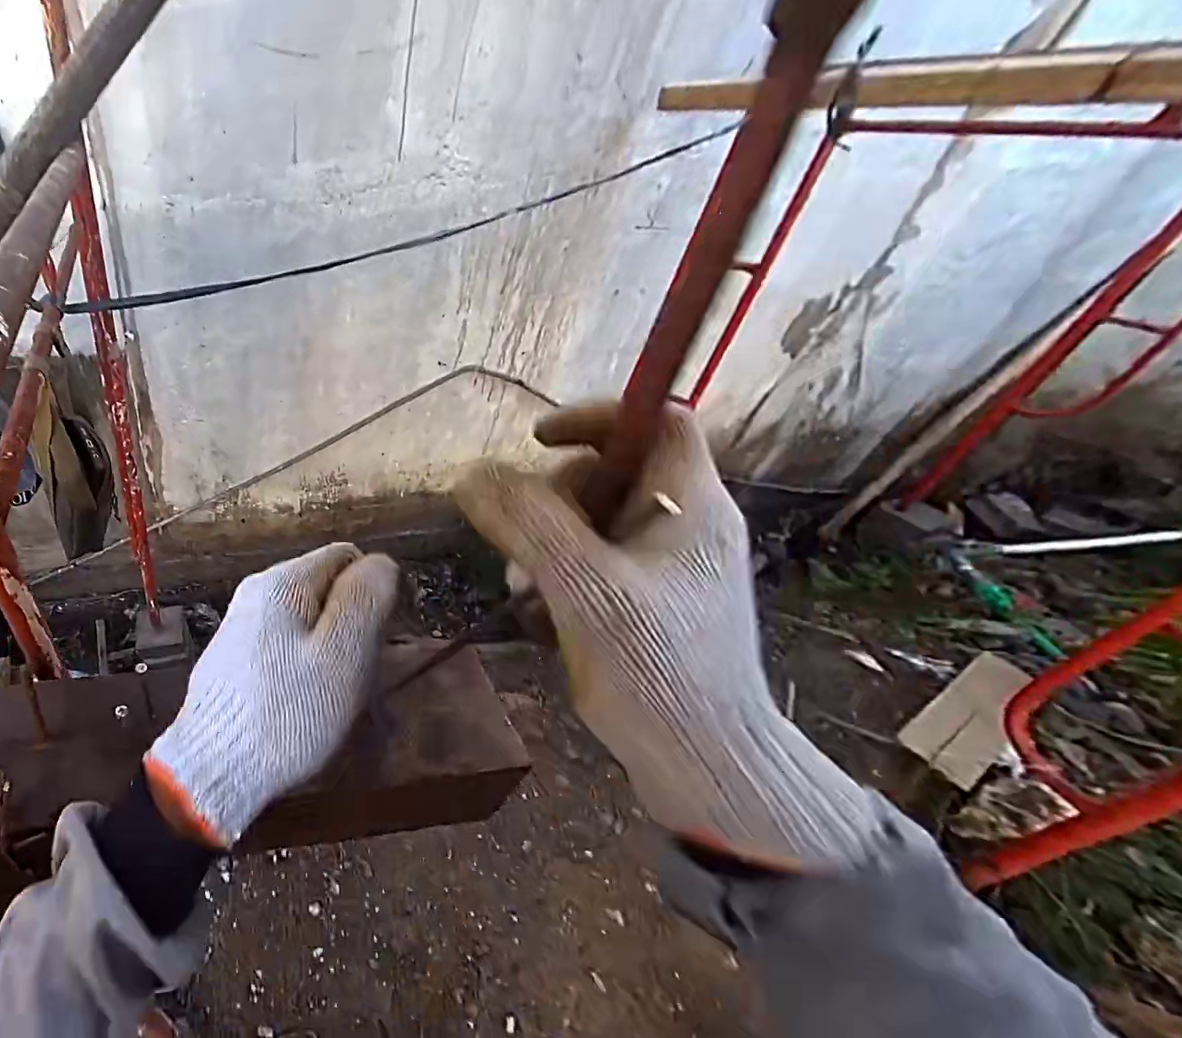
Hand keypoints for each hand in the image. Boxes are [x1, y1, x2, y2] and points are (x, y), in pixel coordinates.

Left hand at [144, 543, 398, 846]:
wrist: (212, 773)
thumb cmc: (286, 712)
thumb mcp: (342, 654)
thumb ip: (364, 599)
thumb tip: (380, 562)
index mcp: (281, 582)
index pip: (347, 557)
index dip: (372, 591)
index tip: (376, 637)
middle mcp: (257, 593)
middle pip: (327, 590)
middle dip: (353, 626)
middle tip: (358, 675)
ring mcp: (243, 626)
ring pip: (310, 622)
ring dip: (333, 652)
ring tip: (336, 697)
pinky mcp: (235, 657)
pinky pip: (288, 647)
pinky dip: (308, 667)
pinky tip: (306, 705)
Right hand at [455, 402, 876, 867]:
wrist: (708, 767)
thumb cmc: (658, 673)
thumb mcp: (585, 590)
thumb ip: (530, 523)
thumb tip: (473, 474)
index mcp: (692, 502)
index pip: (654, 418)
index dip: (596, 415)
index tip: (537, 442)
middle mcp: (687, 522)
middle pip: (611, 470)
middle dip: (553, 498)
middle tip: (518, 548)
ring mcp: (671, 564)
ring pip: (597, 518)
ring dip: (549, 540)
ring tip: (523, 587)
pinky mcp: (654, 598)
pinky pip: (599, 558)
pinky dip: (564, 570)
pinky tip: (543, 609)